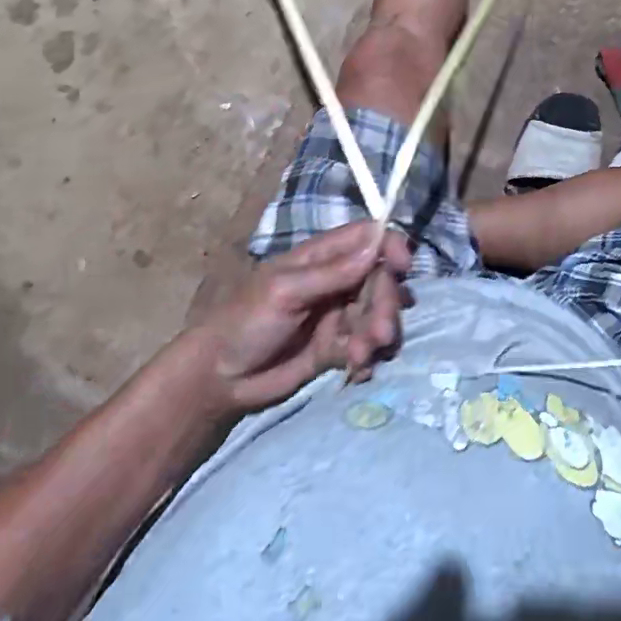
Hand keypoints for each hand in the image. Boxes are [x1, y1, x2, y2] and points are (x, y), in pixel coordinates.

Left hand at [189, 220, 410, 412]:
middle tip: (380, 333)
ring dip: (379, 335)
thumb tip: (378, 243)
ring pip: (381, 315)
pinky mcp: (341, 346)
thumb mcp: (284, 292)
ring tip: (360, 356)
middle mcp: (339, 281)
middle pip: (383, 281)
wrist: (216, 382)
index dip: (391, 247)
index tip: (403, 267)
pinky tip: (356, 371)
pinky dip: (369, 358)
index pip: (370, 238)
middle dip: (386, 306)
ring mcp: (342, 314)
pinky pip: (370, 346)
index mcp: (323, 258)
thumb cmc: (242, 324)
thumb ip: (334, 271)